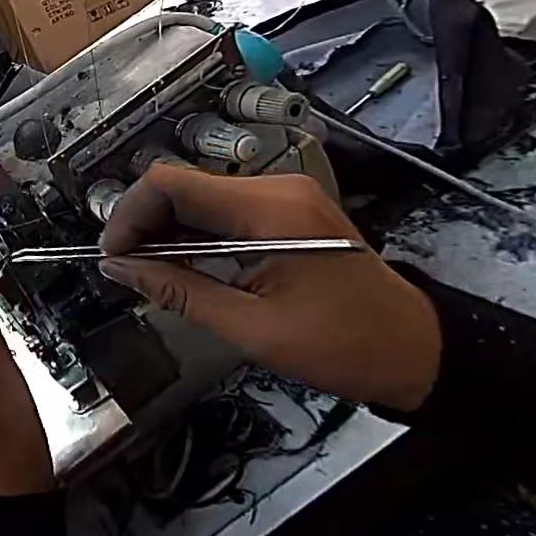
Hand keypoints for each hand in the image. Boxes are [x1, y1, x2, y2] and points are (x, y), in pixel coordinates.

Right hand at [98, 167, 441, 411]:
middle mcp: (273, 187)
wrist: (421, 351)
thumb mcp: (251, 328)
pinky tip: (181, 264)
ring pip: (195, 197)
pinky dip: (191, 234)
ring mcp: (281, 195)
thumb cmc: (344, 347)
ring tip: (148, 271)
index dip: (129, 214)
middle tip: (126, 268)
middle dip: (142, 224)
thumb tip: (118, 269)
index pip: (171, 183)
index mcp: (269, 209)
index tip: (113, 255)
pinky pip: (218, 209)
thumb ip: (178, 291)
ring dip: (164, 230)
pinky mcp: (283, 208)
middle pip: (180, 186)